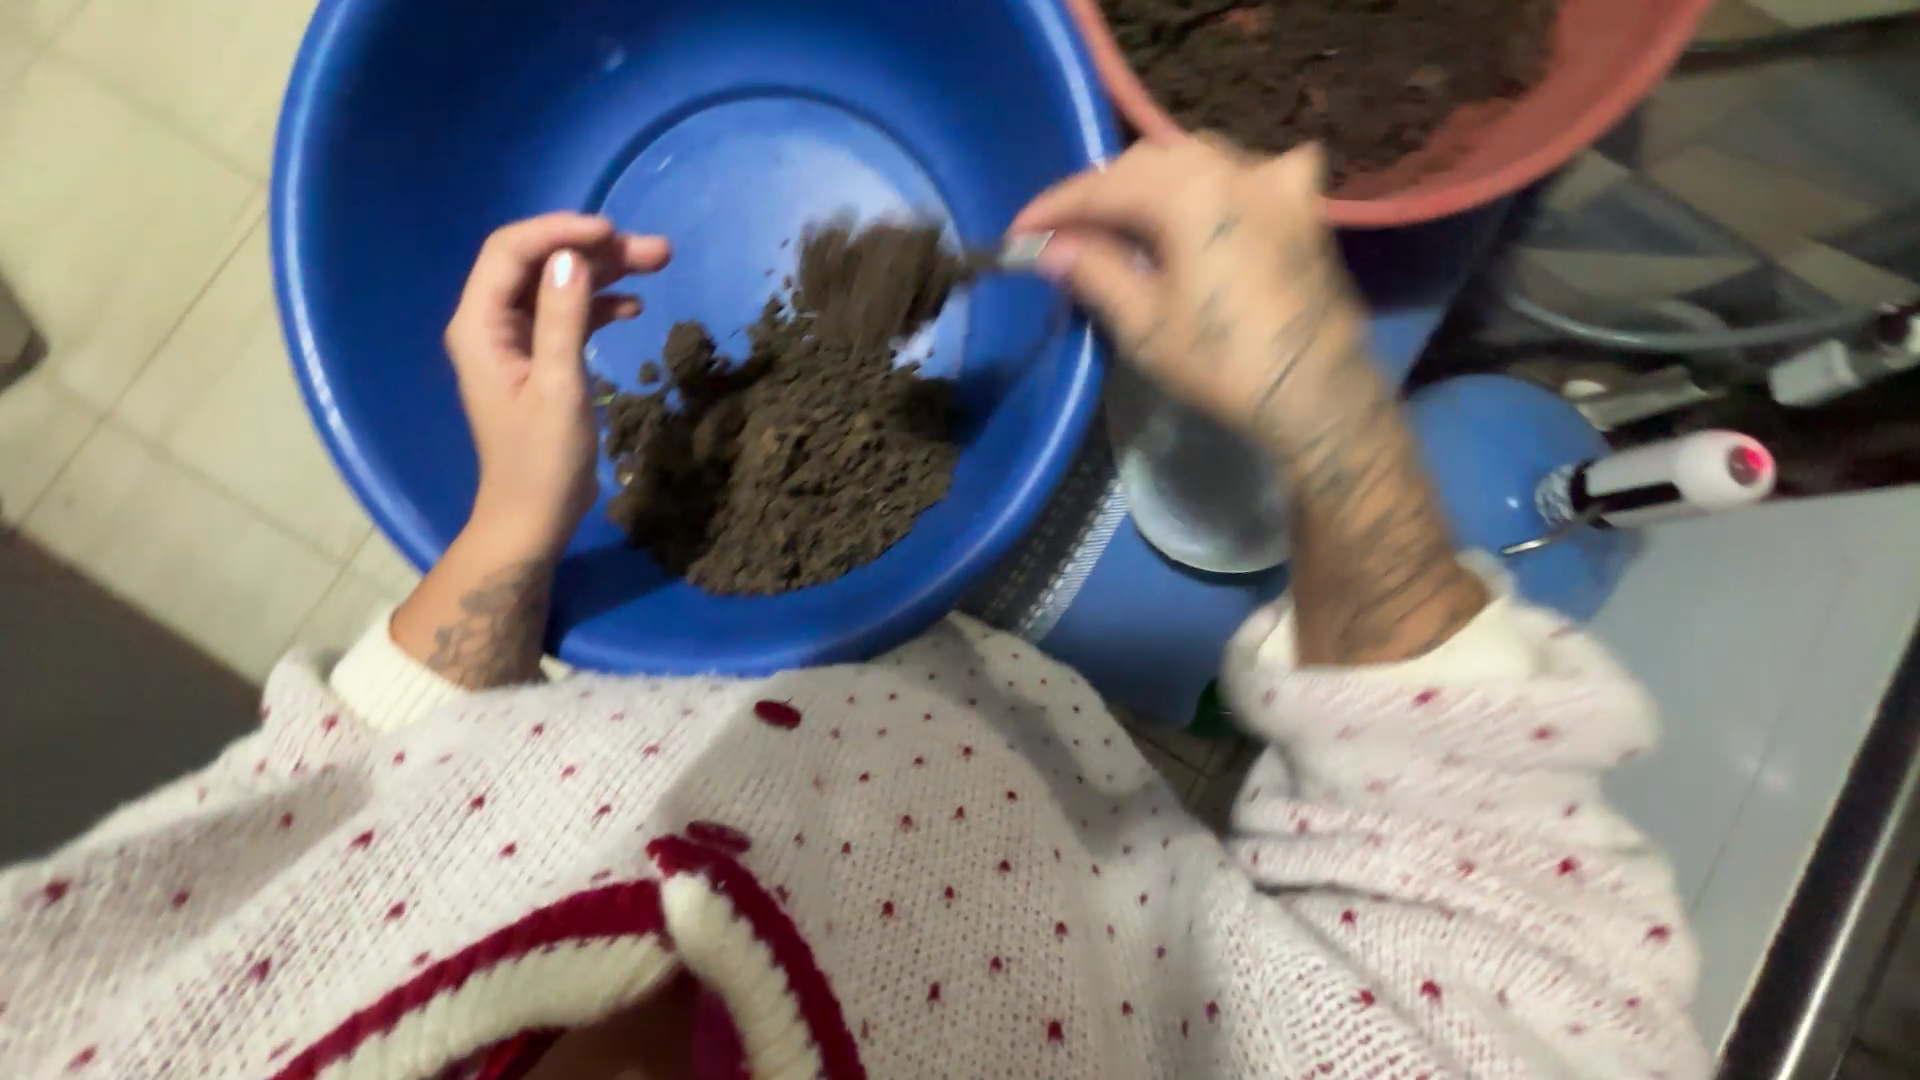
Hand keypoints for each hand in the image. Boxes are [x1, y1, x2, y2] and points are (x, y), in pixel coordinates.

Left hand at [444, 212, 670, 557]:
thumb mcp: (559, 387)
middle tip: (656, 251)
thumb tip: (572, 258)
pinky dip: (601, 307)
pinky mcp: (541, 362)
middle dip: (595, 251)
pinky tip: (634, 306)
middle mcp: (492, 324)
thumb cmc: (543, 459)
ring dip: (604, 275)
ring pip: (559, 288)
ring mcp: (517, 343)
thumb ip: (562, 318)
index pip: (512, 253)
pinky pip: (569, 317)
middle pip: (540, 265)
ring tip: (655, 267)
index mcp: (480, 325)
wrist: (535, 516)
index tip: (613, 232)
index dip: (560, 232)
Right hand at [1010, 136, 1368, 446]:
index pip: (1104, 186)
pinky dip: (1208, 183)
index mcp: (1191, 192)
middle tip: (1065, 232)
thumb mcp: (1143, 323)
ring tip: (1119, 219)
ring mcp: (1275, 181)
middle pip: (1147, 164)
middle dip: (1100, 193)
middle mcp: (1235, 167)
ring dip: (1148, 183)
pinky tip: (1205, 201)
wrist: (1314, 394)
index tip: (1017, 232)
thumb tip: (1048, 248)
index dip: (1055, 208)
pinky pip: (1243, 174)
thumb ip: (1093, 271)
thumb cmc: (1221, 363)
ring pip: (1194, 160)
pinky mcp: (1300, 208)